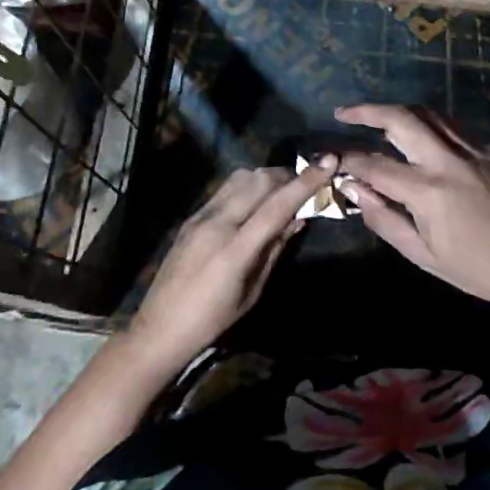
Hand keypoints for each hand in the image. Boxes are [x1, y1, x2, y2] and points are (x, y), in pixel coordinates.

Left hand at [127, 161, 333, 369]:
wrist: (160, 327)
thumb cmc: (213, 320)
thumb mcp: (252, 291)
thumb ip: (275, 251)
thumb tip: (298, 219)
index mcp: (235, 249)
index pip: (276, 206)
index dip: (305, 182)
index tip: (329, 163)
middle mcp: (217, 224)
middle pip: (259, 181)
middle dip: (287, 175)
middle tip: (307, 182)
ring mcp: (200, 217)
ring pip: (240, 178)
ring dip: (266, 177)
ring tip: (283, 189)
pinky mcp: (191, 217)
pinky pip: (225, 189)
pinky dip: (247, 186)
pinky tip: (256, 201)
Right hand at [335, 105, 489, 324]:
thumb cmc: (477, 270)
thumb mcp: (422, 255)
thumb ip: (384, 218)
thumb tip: (354, 188)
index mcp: (428, 190)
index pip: (375, 164)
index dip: (348, 159)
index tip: (331, 157)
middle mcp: (448, 160)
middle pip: (401, 118)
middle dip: (366, 110)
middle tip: (344, 113)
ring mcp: (473, 150)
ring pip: (429, 113)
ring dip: (398, 110)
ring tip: (376, 118)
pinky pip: (452, 126)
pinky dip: (427, 123)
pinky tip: (419, 135)